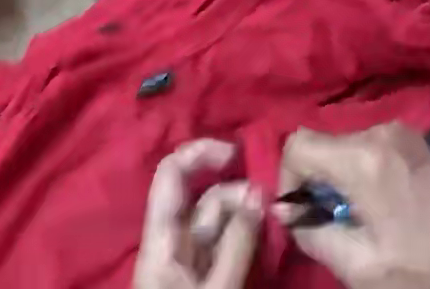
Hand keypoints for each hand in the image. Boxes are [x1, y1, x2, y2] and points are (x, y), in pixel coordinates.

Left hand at [135, 140, 262, 288]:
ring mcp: (186, 260)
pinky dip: (244, 233)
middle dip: (238, 191)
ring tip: (270, 224)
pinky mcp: (201, 277)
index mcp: (159, 241)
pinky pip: (224, 241)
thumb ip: (238, 243)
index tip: (236, 155)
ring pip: (218, 218)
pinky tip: (263, 236)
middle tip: (267, 205)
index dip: (200, 152)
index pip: (170, 174)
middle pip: (204, 196)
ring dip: (245, 213)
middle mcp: (171, 241)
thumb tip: (259, 194)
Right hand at [277, 125, 429, 288]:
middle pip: (321, 140)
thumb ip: (314, 234)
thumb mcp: (360, 265)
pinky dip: (355, 167)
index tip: (296, 212)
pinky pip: (365, 142)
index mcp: (363, 158)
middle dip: (312, 178)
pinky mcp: (410, 135)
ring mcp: (397, 128)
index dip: (286, 177)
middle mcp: (378, 130)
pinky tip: (372, 200)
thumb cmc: (421, 265)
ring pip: (342, 141)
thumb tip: (286, 211)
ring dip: (334, 174)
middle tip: (321, 219)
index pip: (299, 143)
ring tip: (349, 214)